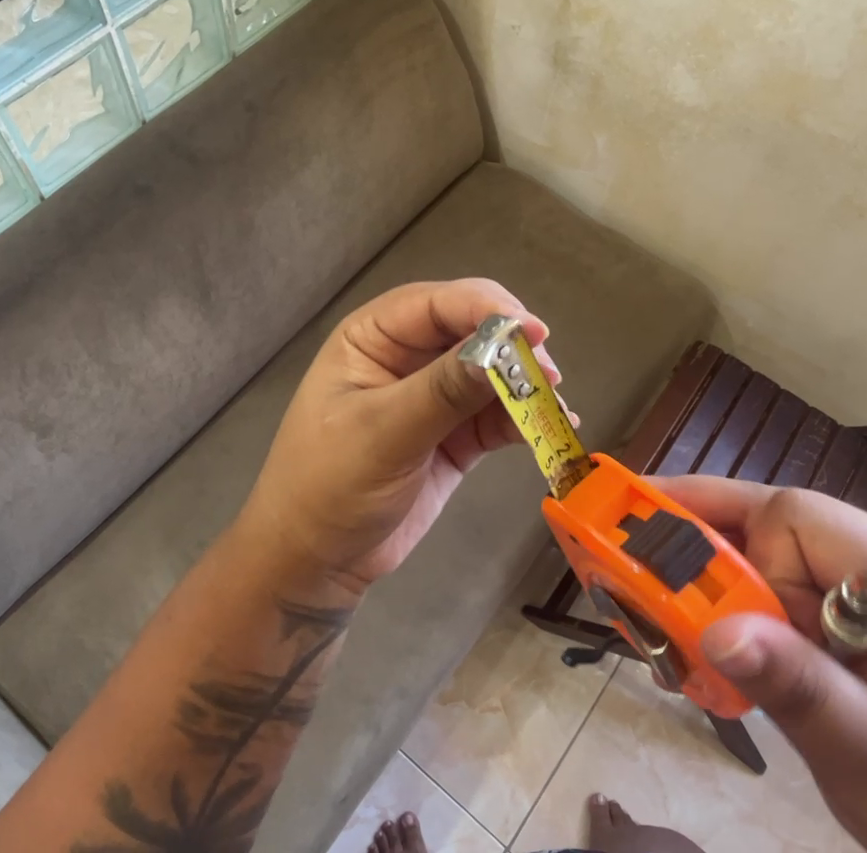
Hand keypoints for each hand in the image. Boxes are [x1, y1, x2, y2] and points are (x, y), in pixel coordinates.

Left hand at [239, 279, 564, 593]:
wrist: (314, 562)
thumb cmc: (327, 487)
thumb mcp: (381, 434)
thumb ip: (442, 391)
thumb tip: (502, 347)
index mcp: (370, 339)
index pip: (435, 304)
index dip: (486, 309)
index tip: (533, 333)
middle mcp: (403, 358)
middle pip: (469, 332)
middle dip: (510, 348)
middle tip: (547, 374)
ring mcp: (430, 398)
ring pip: (489, 374)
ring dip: (523, 385)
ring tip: (552, 406)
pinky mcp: (452, 437)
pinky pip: (494, 416)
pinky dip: (522, 419)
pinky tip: (551, 428)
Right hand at [654, 477, 866, 852]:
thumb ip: (797, 688)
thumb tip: (715, 629)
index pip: (798, 517)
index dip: (736, 550)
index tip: (700, 611)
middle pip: (785, 521)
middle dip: (713, 551)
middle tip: (651, 588)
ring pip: (787, 546)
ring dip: (729, 579)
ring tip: (687, 623)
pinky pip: (805, 580)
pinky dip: (757, 603)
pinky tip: (738, 642)